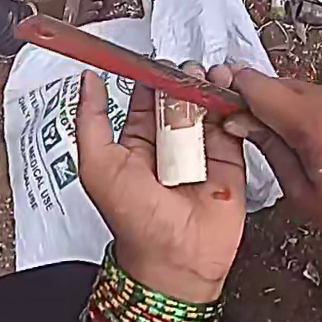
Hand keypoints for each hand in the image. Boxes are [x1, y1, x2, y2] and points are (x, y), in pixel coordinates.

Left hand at [74, 67, 246, 302]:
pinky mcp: (230, 158)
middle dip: (185, 79)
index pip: (147, 97)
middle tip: (190, 73)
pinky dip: (234, 105)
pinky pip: (233, 124)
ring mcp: (202, 149)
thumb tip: (88, 79)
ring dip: (211, 86)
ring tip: (211, 77)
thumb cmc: (133, 218)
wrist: (177, 258)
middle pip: (181, 97)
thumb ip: (91, 120)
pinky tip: (230, 91)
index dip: (154, 77)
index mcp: (138, 141)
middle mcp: (171, 142)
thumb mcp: (98, 164)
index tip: (161, 63)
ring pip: (208, 106)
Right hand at [216, 67, 321, 257]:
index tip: (216, 99)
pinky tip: (304, 136)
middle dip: (254, 99)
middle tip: (240, 124)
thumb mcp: (302, 192)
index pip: (257, 85)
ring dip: (280, 105)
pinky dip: (303, 108)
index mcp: (312, 120)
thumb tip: (238, 123)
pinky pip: (320, 96)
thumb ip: (269, 148)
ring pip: (297, 88)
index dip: (232, 88)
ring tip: (275, 136)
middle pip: (276, 83)